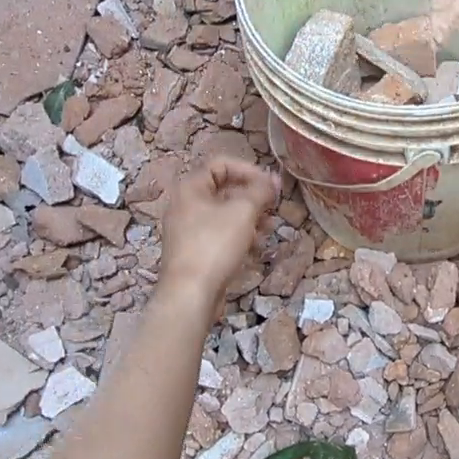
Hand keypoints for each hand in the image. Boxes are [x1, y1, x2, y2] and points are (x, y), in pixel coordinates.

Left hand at [161, 159, 281, 297]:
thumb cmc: (215, 245)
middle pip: (224, 190)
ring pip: (224, 215)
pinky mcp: (194, 252)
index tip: (270, 185)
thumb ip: (260, 191)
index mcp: (191, 188)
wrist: (190, 294)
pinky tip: (255, 248)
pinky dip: (239, 236)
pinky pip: (220, 235)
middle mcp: (185, 205)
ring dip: (250, 218)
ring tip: (270, 228)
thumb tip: (273, 179)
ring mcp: (187, 230)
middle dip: (252, 197)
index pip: (221, 164)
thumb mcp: (243, 211)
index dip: (249, 170)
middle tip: (273, 206)